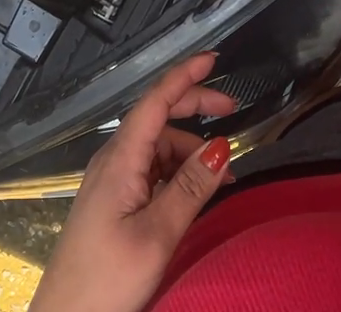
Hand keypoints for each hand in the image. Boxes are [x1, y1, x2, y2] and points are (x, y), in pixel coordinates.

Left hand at [31, 54, 238, 311]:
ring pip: (159, 147)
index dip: (184, 75)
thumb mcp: (157, 236)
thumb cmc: (106, 281)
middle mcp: (114, 160)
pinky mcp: (115, 201)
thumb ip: (189, 189)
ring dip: (191, 150)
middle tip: (234, 110)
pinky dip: (179, 172)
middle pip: (159, 117)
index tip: (212, 57)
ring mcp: (113, 180)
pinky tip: (198, 190)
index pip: (155, 101)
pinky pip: (152, 171)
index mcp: (120, 159)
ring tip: (224, 175)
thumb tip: (221, 146)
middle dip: (196, 106)